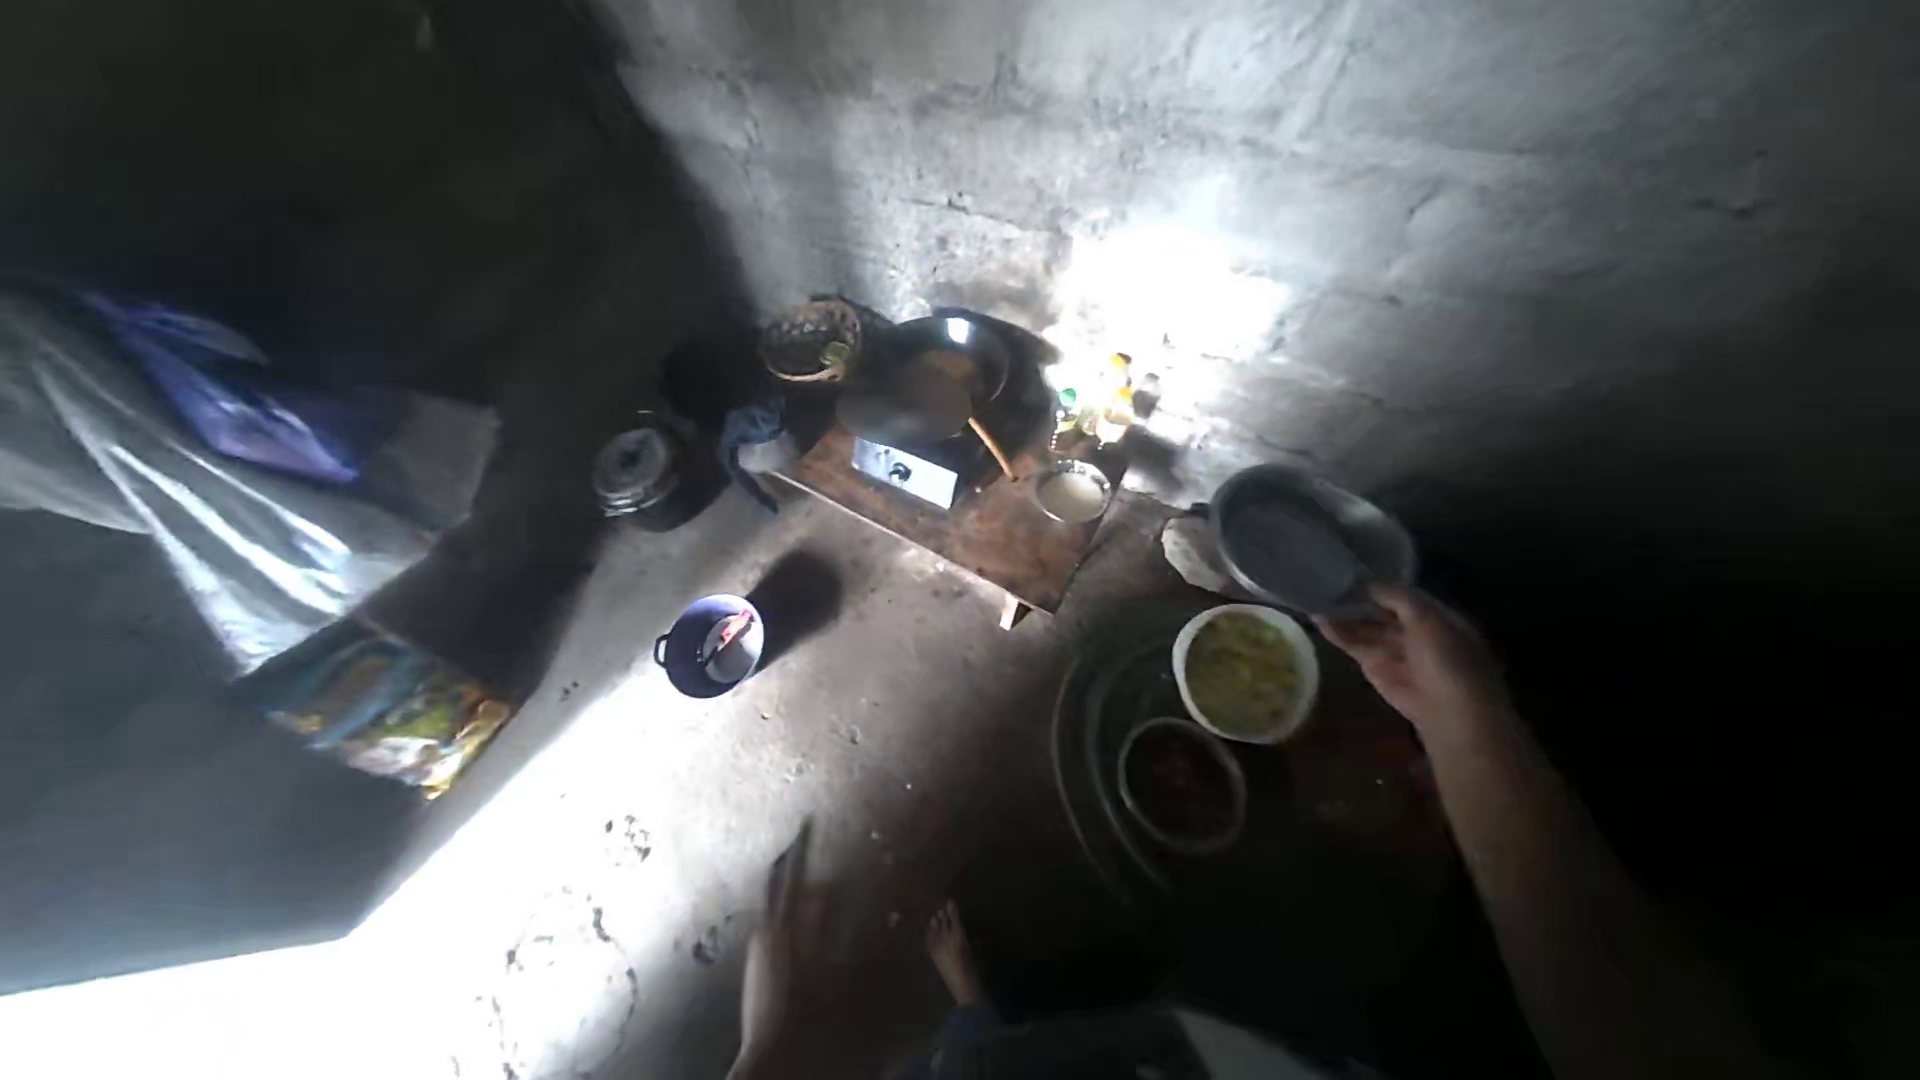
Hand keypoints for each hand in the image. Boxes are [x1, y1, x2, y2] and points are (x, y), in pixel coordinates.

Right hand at [1314, 584, 1509, 735]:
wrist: (1448, 709)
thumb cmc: (1447, 659)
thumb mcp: (1428, 618)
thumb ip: (1398, 598)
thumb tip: (1368, 584)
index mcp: (1435, 616)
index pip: (1403, 595)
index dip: (1380, 585)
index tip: (1353, 573)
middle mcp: (1413, 630)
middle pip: (1379, 610)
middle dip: (1357, 600)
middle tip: (1327, 584)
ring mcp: (1392, 648)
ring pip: (1363, 626)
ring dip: (1342, 616)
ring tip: (1315, 601)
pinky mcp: (1373, 665)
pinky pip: (1353, 644)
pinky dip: (1336, 633)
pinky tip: (1318, 621)